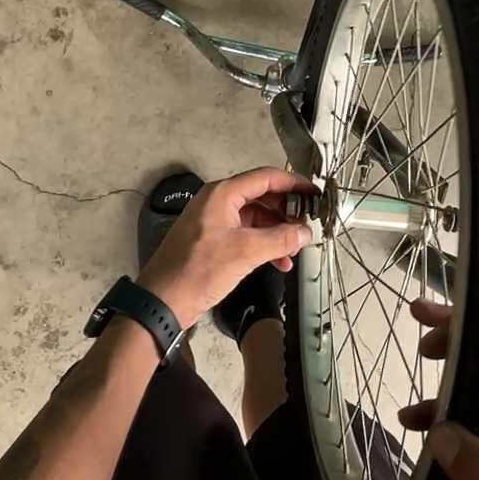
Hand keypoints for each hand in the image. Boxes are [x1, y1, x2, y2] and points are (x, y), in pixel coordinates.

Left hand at [135, 167, 315, 328]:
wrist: (162, 301)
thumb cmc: (201, 270)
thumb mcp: (245, 252)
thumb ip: (280, 239)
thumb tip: (306, 232)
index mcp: (223, 194)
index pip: (265, 177)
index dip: (293, 183)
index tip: (316, 194)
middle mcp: (218, 201)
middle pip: (261, 196)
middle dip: (287, 211)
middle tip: (310, 224)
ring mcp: (214, 221)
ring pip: (255, 217)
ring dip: (277, 231)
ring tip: (296, 249)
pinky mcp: (213, 241)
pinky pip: (245, 234)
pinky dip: (263, 244)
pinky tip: (279, 262)